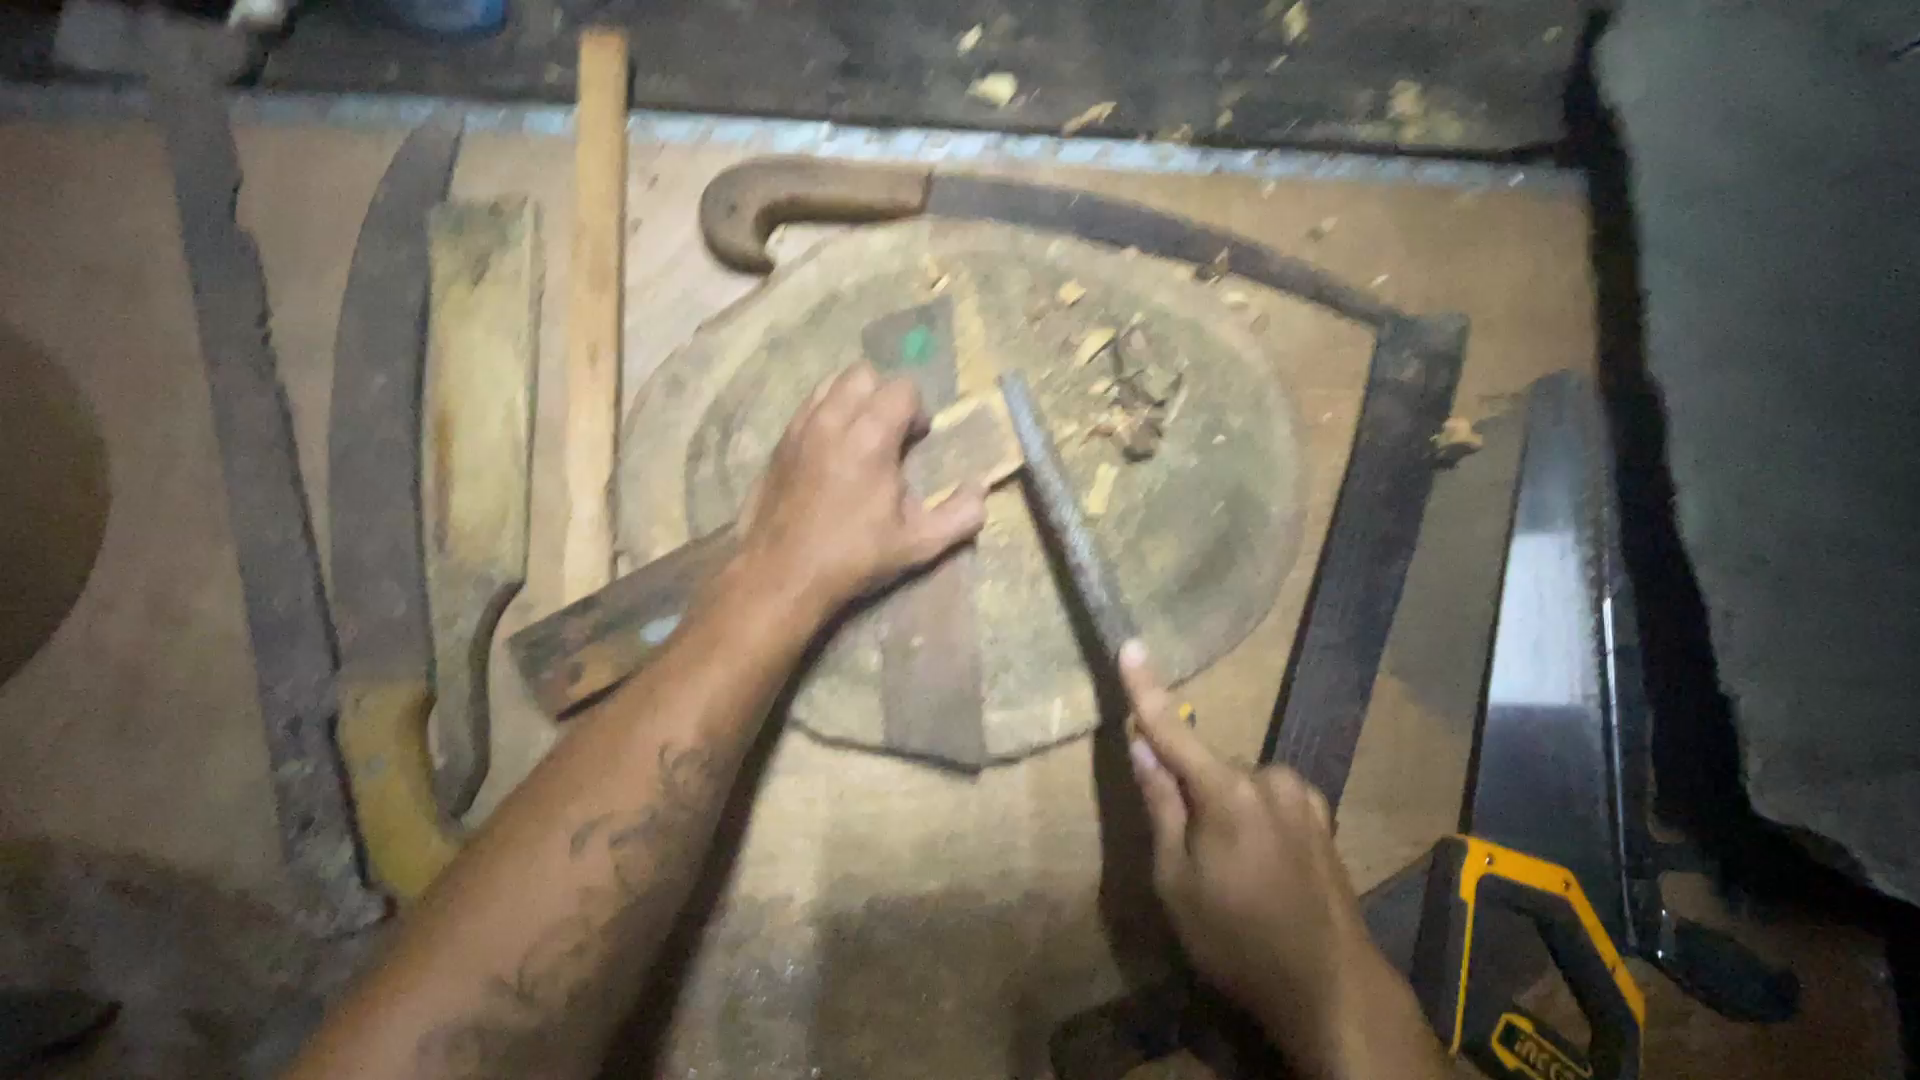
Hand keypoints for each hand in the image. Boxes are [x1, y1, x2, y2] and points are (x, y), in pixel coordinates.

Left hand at [730, 362, 986, 617]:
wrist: (782, 574)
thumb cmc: (854, 557)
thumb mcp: (918, 545)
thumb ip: (959, 515)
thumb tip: (980, 490)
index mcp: (870, 438)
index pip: (902, 388)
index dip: (917, 410)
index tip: (917, 440)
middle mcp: (832, 420)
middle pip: (863, 374)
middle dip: (883, 395)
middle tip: (891, 433)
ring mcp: (800, 428)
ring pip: (830, 384)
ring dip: (852, 400)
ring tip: (860, 437)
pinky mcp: (779, 443)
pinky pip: (808, 407)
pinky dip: (826, 415)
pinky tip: (832, 452)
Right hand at [1119, 641, 1446, 1079]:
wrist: (1331, 989)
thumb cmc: (1236, 938)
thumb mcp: (1175, 880)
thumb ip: (1160, 804)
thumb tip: (1141, 744)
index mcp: (1228, 792)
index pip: (1172, 729)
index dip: (1146, 688)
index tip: (1130, 645)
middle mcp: (1269, 779)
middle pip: (1207, 766)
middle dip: (1188, 791)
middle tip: (1188, 856)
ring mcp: (1302, 797)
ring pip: (1239, 784)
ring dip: (1223, 808)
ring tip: (1230, 874)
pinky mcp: (1321, 816)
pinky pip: (1268, 799)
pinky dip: (1253, 817)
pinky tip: (1262, 868)